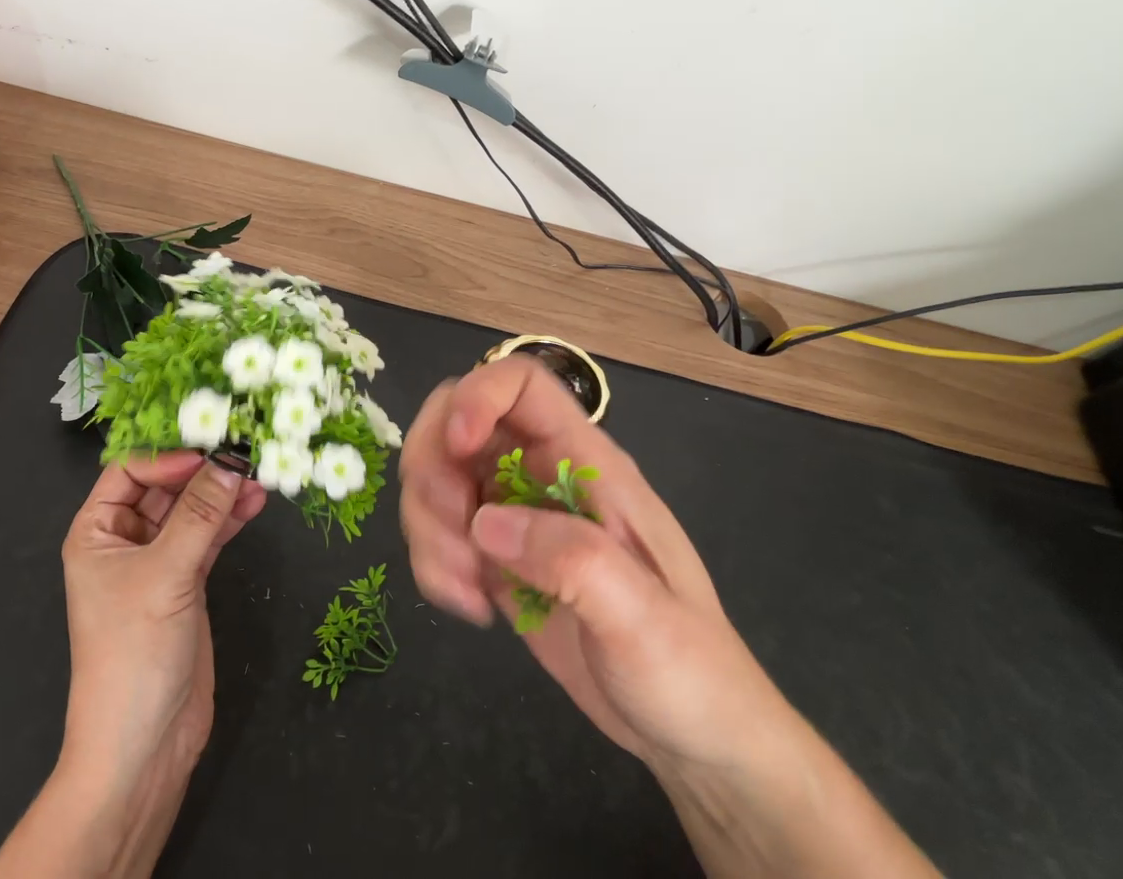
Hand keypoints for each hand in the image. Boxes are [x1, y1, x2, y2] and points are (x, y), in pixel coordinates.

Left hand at [0, 452, 265, 878]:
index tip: (212, 448)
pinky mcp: (186, 585)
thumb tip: (232, 461)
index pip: (129, 471)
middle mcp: (122, 540)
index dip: (168, 455)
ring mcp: (156, 564)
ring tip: (262, 475)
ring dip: (222, 495)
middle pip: (163, 488)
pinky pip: (207, 540)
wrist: (143, 740)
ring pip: (190, 513)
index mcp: (96, 530)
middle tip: (248, 450)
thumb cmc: (134, 650)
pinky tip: (255, 504)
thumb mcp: (164, 575)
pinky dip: (230, 522)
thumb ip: (200, 515)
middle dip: (202, 470)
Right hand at [398, 357, 795, 773]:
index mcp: (591, 469)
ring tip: (466, 592)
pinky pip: (439, 537)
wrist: (693, 736)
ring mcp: (515, 521)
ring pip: (436, 483)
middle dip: (431, 473)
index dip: (476, 397)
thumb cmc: (691, 673)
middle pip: (454, 427)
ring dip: (429, 531)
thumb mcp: (645, 619)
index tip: (456, 451)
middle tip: (449, 533)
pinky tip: (471, 608)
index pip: (522, 387)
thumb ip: (573, 560)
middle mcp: (544, 480)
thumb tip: (486, 524)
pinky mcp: (495, 563)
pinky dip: (433, 565)